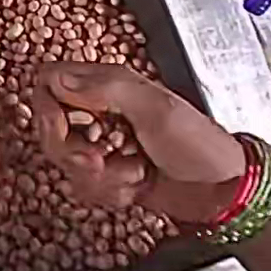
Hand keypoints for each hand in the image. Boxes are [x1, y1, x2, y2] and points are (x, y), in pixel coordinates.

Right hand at [30, 63, 246, 223]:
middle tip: (102, 159)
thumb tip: (58, 78)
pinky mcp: (107, 174)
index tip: (64, 129)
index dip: (47, 107)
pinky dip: (110, 192)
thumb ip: (107, 88)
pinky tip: (137, 185)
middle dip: (73, 152)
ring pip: (66, 162)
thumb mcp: (156, 109)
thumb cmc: (197, 144)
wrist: (223, 191)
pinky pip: (84, 186)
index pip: (49, 82)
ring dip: (100, 176)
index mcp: (107, 85)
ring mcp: (101, 144)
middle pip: (50, 128)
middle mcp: (98, 111)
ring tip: (136, 172)